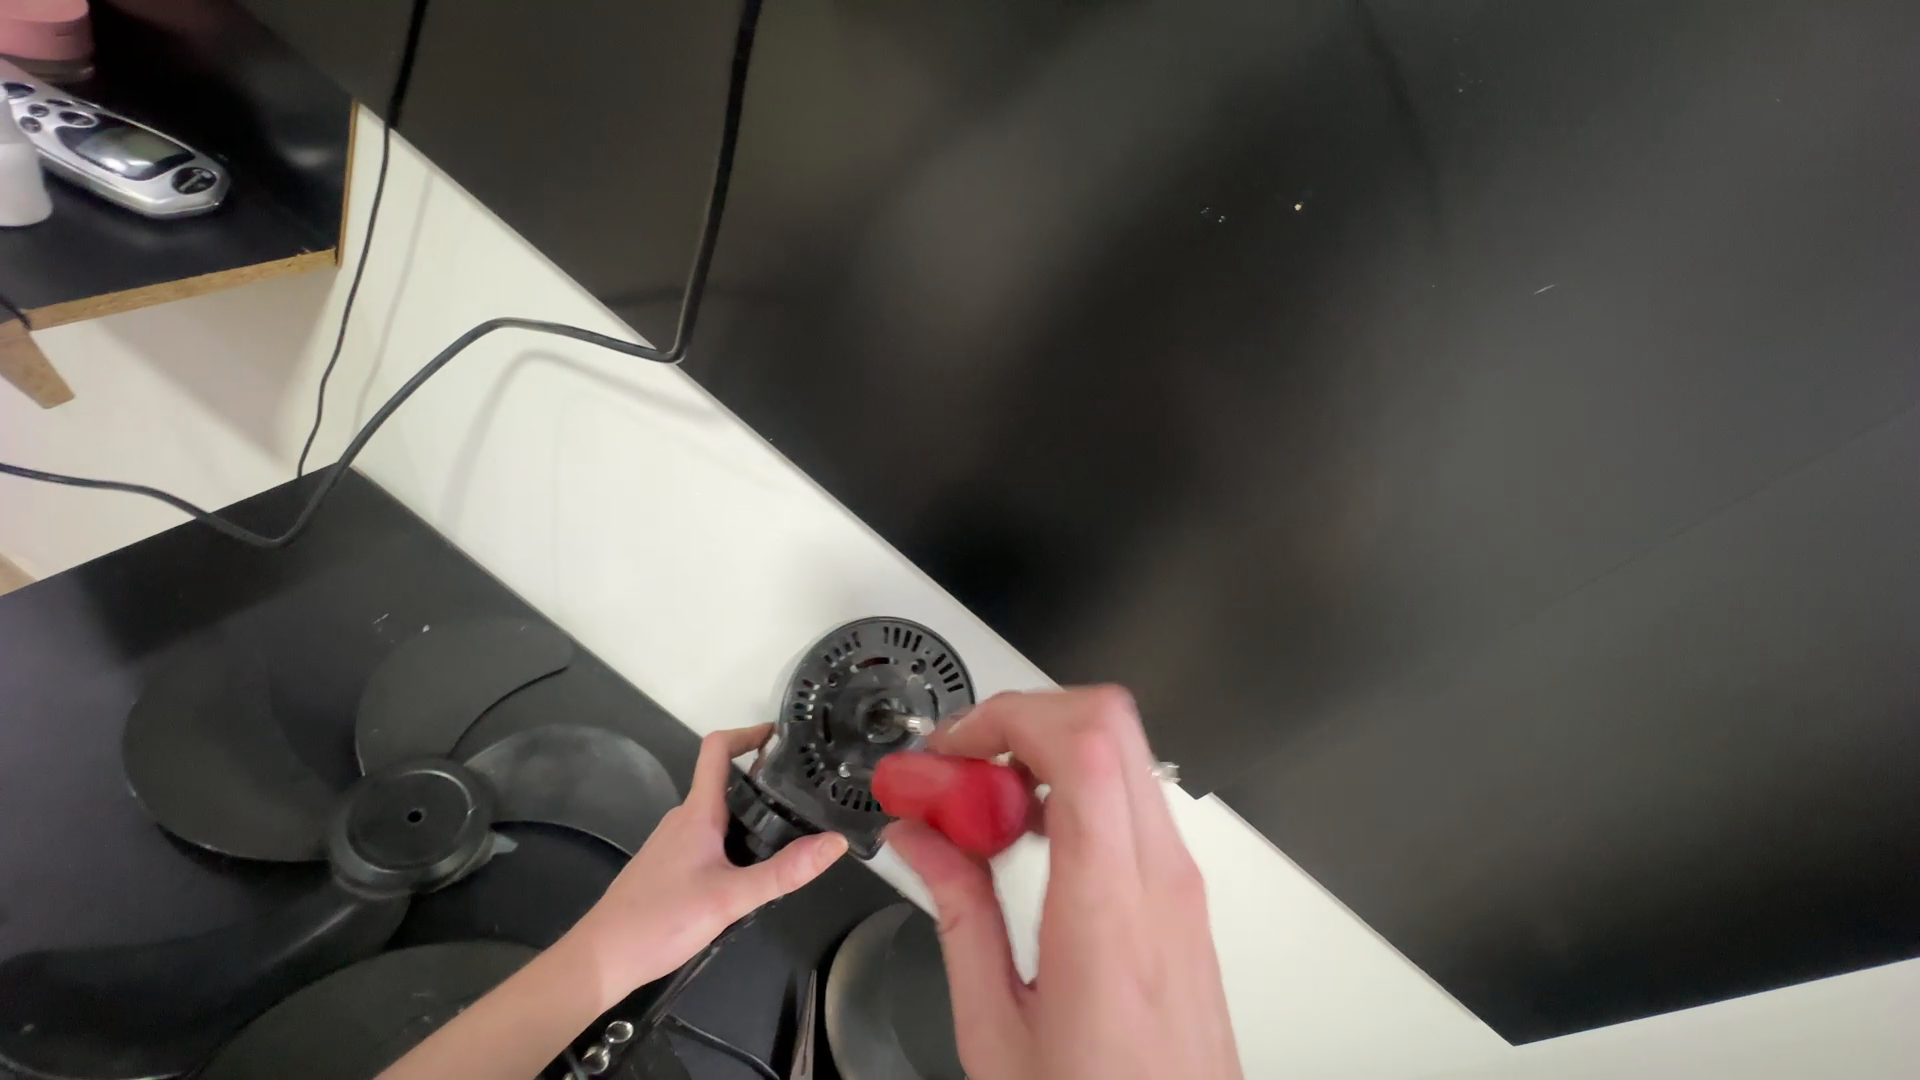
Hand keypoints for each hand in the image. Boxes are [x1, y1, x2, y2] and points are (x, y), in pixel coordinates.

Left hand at [561, 723, 848, 1009]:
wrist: (599, 960)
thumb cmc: (660, 920)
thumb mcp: (731, 898)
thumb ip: (784, 872)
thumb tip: (835, 842)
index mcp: (698, 812)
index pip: (717, 749)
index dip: (747, 733)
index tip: (780, 736)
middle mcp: (684, 818)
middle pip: (724, 781)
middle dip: (763, 781)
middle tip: (803, 792)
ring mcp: (672, 842)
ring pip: (717, 813)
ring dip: (750, 813)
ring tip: (788, 830)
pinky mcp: (668, 865)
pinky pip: (707, 837)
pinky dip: (733, 838)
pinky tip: (749, 869)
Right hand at [886, 687, 1242, 1079]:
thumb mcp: (996, 1027)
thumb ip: (956, 914)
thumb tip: (919, 838)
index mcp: (1108, 911)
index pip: (1082, 748)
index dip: (1008, 717)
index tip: (951, 748)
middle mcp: (1159, 875)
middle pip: (1106, 721)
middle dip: (1022, 715)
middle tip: (964, 758)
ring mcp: (1179, 875)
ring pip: (1118, 744)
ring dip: (1044, 742)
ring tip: (986, 795)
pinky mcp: (1180, 883)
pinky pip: (1125, 787)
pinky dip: (1070, 775)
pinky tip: (1027, 825)